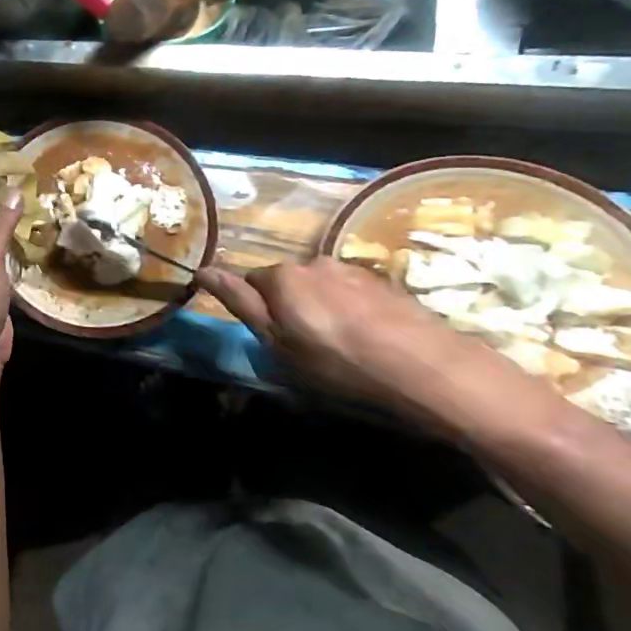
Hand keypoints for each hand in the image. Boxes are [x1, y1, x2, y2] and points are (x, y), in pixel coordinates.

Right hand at [195, 257, 545, 429]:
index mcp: (281, 276)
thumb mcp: (277, 342)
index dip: (257, 313)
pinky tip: (365, 339)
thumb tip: (203, 270)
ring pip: (319, 288)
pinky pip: (349, 293)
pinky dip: (349, 312)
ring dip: (320, 309)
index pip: (249, 284)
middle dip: (288, 307)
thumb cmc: (338, 362)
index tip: (271, 339)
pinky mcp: (382, 283)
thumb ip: (239, 302)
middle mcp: (312, 262)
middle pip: (285, 283)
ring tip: (339, 346)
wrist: (427, 368)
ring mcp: (351, 270)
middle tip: (303, 347)